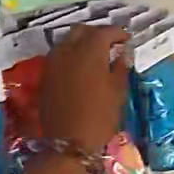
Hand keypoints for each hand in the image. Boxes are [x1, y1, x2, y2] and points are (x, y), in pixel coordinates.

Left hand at [38, 25, 128, 153]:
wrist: (69, 142)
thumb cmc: (100, 117)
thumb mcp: (118, 92)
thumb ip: (120, 68)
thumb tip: (123, 54)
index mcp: (90, 51)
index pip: (105, 32)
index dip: (118, 33)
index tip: (127, 40)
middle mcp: (69, 50)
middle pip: (82, 30)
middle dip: (97, 33)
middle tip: (110, 44)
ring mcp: (54, 62)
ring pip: (67, 41)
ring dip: (81, 43)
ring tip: (95, 55)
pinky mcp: (46, 75)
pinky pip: (59, 55)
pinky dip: (71, 55)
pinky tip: (80, 67)